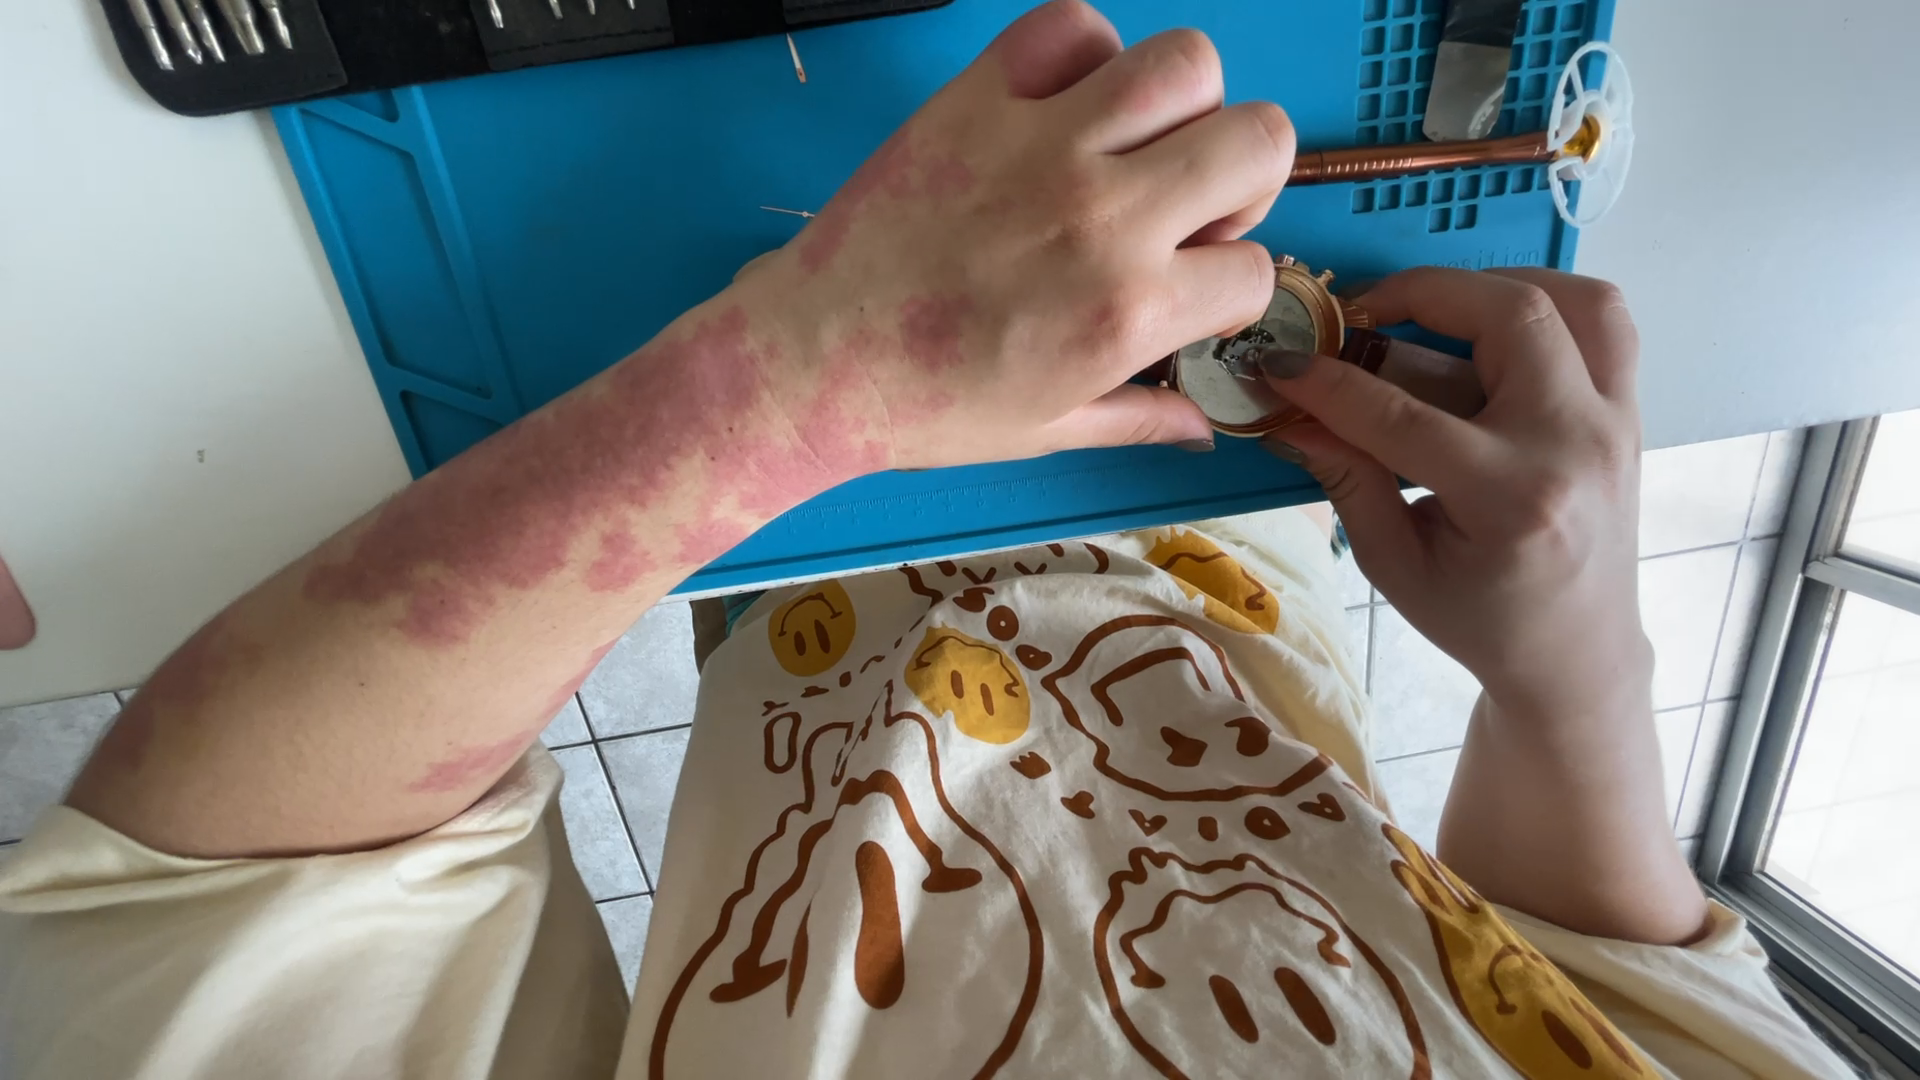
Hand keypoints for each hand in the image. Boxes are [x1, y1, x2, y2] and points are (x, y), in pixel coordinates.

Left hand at [729, 0, 1295, 470]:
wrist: (819, 362)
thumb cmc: (929, 408)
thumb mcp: (1047, 432)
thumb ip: (1139, 420)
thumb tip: (1204, 430)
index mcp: (1128, 312)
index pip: (1256, 270)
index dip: (1231, 289)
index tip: (1189, 296)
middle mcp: (1106, 216)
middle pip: (1260, 140)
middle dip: (1242, 183)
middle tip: (1182, 214)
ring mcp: (1044, 144)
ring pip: (1187, 64)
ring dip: (1181, 109)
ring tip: (1130, 154)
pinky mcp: (980, 98)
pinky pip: (1074, 25)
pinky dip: (1086, 55)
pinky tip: (1064, 112)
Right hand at [1259, 267, 1650, 723]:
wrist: (1574, 651)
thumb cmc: (1476, 619)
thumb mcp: (1392, 563)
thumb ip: (1349, 481)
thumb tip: (1296, 420)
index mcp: (1510, 497)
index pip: (1401, 416)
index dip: (1328, 384)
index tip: (1280, 365)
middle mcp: (1575, 442)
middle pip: (1510, 318)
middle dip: (1419, 294)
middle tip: (1357, 312)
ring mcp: (1617, 420)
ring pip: (1575, 300)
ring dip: (1491, 285)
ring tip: (1428, 306)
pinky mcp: (1628, 413)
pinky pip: (1603, 324)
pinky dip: (1543, 301)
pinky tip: (1485, 325)